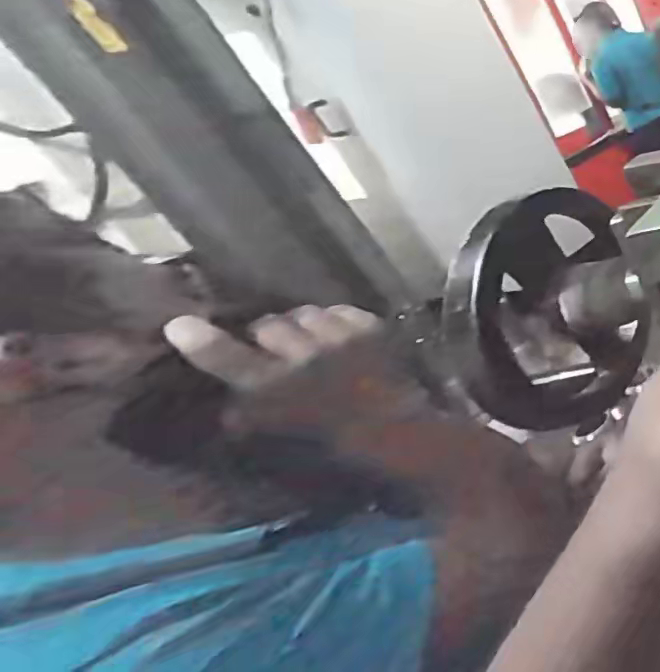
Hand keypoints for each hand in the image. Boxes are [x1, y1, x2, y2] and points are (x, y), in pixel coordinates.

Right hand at [163, 305, 431, 441]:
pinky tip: (333, 332)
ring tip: (304, 337)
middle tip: (266, 343)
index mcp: (267, 385)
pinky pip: (342, 310)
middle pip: (268, 324)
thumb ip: (241, 406)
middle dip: (262, 332)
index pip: (222, 355)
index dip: (199, 338)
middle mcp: (304, 355)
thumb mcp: (263, 433)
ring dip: (299, 323)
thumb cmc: (322, 439)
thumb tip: (229, 386)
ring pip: (307, 312)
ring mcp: (342, 338)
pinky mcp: (373, 329)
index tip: (180, 323)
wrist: (389, 428)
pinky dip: (333, 318)